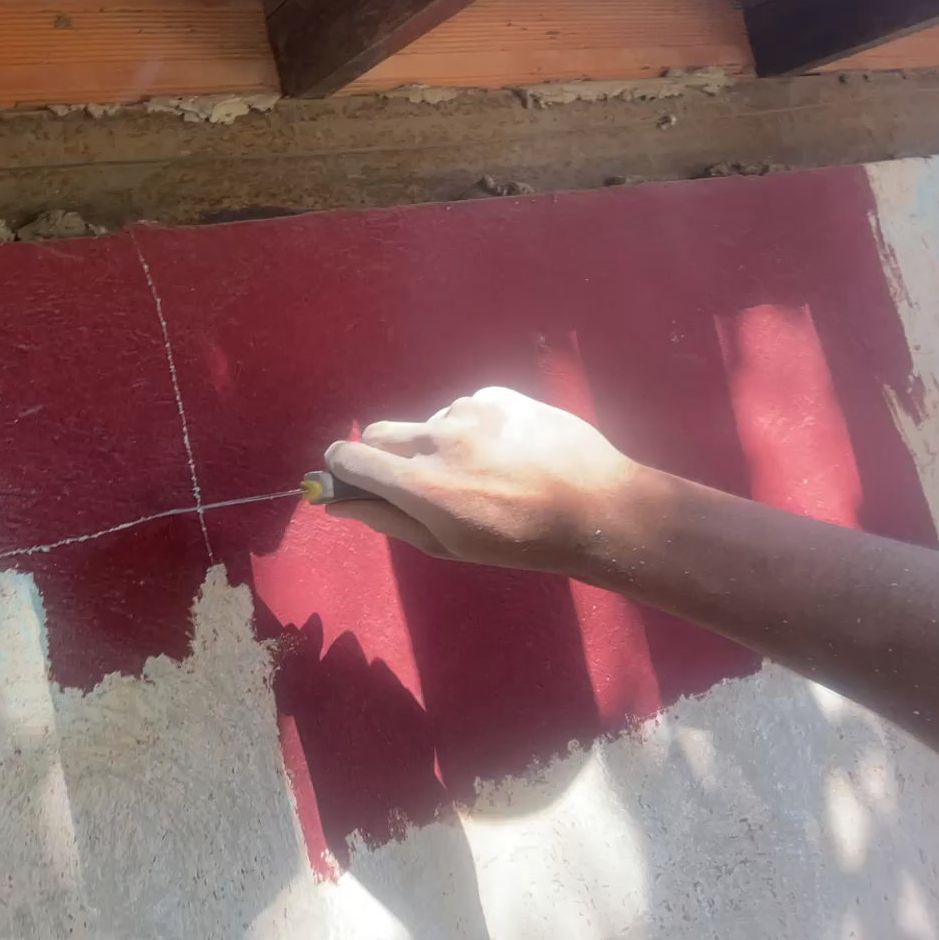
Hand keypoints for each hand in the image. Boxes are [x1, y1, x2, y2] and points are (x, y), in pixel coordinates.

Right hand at [324, 386, 646, 572]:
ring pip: (426, 422)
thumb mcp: (445, 544)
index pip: (349, 457)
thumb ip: (386, 520)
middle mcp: (437, 439)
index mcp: (419, 484)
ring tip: (480, 465)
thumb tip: (338, 506)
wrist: (600, 510)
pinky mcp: (500, 395)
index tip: (348, 473)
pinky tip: (504, 447)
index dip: (341, 465)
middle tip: (416, 476)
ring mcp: (470, 411)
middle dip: (383, 453)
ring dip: (435, 441)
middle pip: (378, 432)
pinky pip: (464, 408)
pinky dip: (471, 426)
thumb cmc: (517, 541)